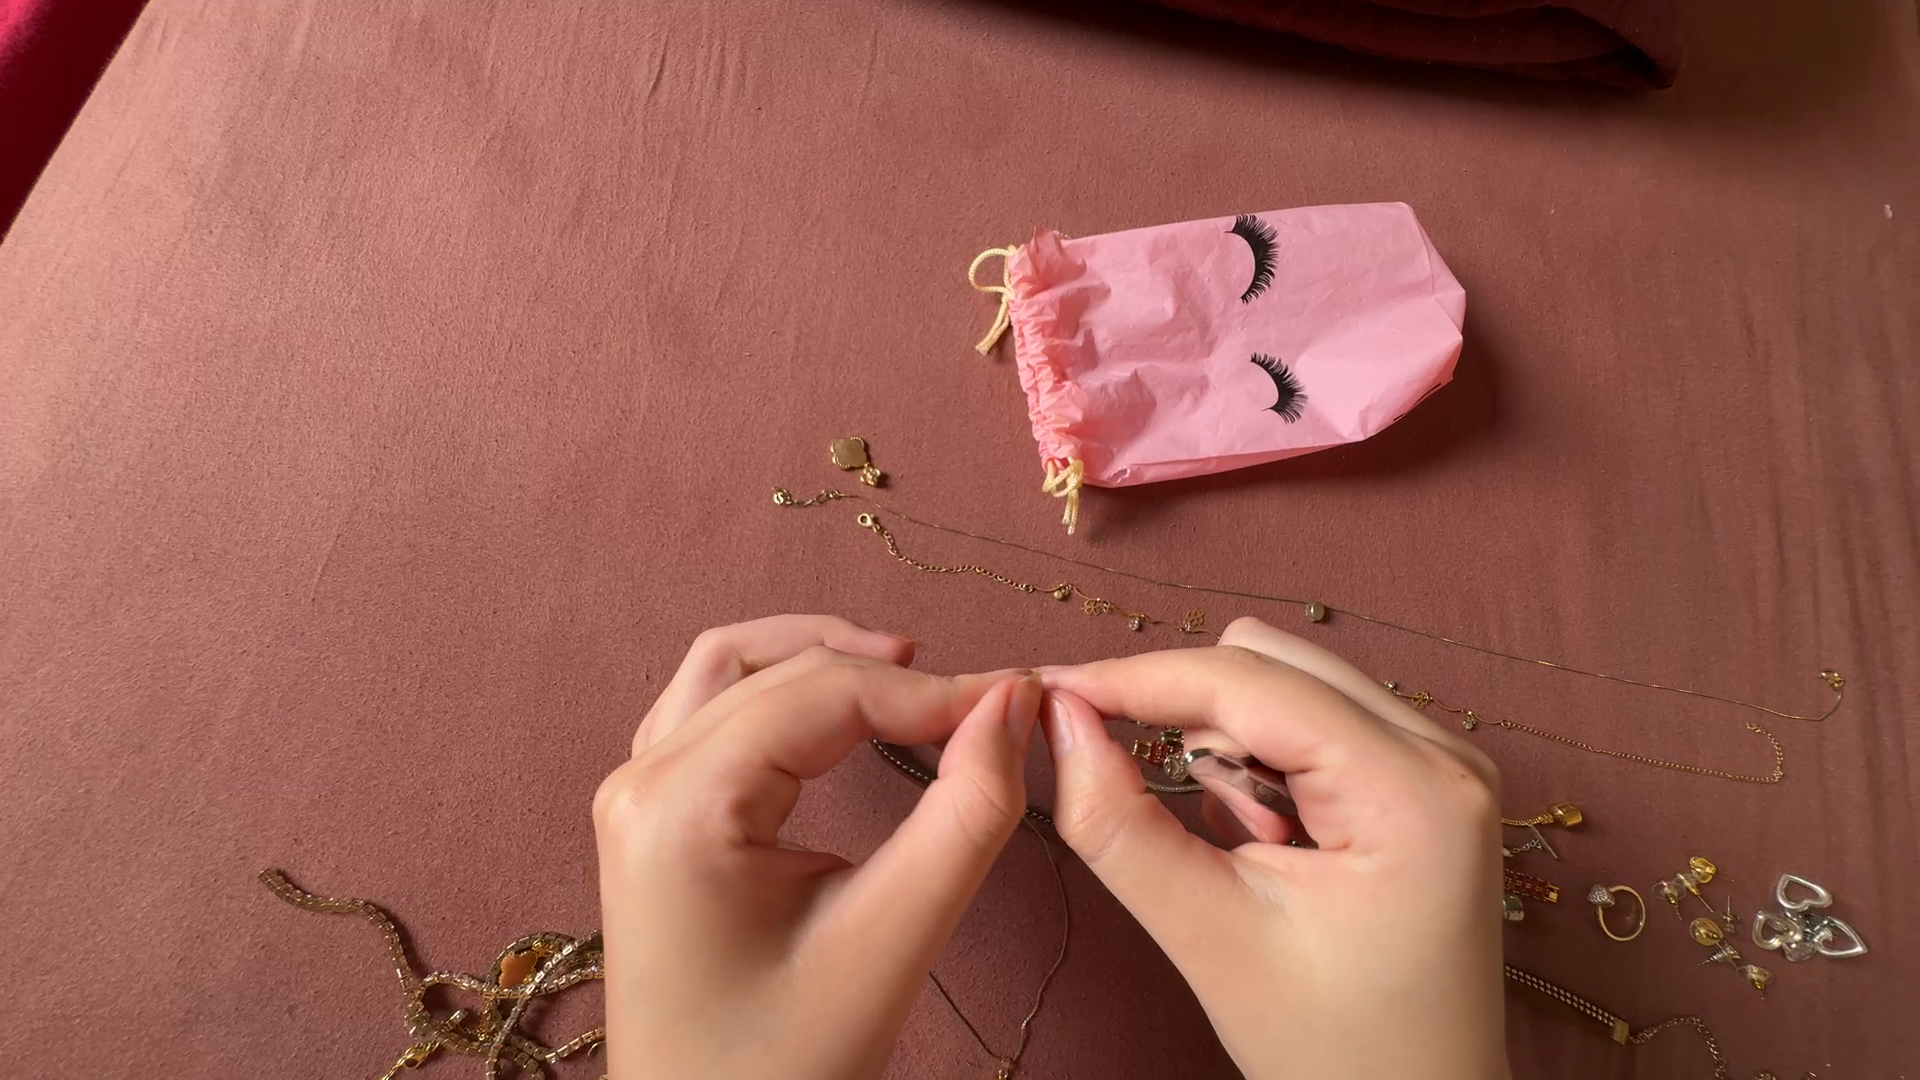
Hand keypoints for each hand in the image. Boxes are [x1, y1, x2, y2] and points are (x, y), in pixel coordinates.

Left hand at [593, 615, 1041, 1078]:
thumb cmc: (782, 1068)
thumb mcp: (892, 939)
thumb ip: (968, 810)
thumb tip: (1013, 704)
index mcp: (682, 805)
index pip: (829, 696)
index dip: (935, 690)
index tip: (1015, 696)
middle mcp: (643, 777)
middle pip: (790, 671)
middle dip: (895, 676)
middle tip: (980, 702)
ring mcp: (639, 785)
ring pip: (740, 661)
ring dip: (828, 652)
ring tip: (909, 668)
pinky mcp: (657, 801)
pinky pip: (718, 695)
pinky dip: (787, 676)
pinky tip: (836, 696)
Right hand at [1040, 618, 1507, 1079]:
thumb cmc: (1330, 1046)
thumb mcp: (1204, 936)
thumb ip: (1114, 822)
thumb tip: (1060, 719)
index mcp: (1411, 793)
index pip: (1244, 683)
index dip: (1137, 677)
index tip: (1056, 689)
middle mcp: (1438, 748)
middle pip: (1260, 660)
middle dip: (1188, 716)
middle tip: (1174, 804)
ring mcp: (1433, 749)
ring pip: (1273, 673)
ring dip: (1222, 736)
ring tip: (1244, 837)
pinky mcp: (1411, 761)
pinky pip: (1295, 703)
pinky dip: (1249, 747)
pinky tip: (1266, 828)